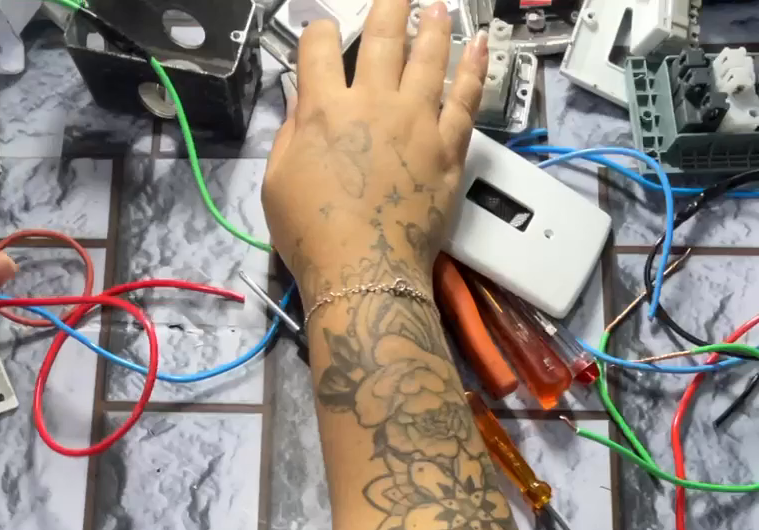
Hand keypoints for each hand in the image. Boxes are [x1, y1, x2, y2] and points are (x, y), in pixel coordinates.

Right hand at [263, 0, 484, 301]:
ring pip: (430, 56)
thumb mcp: (276, 186)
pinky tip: (481, 46)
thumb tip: (300, 101)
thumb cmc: (313, 238)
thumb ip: (289, 136)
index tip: (323, 38)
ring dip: (434, 25)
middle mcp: (372, 103)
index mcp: (324, 110)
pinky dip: (475, 69)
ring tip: (439, 8)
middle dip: (388, 5)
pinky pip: (466, 100)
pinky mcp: (448, 150)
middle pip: (382, 35)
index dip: (318, 34)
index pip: (317, 46)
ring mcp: (416, 123)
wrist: (365, 274)